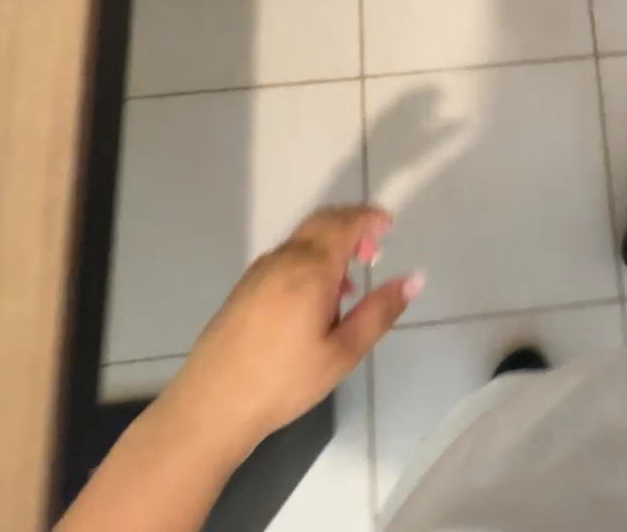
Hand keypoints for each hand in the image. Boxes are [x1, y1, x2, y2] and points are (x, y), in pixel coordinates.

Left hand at [149, 206, 422, 461]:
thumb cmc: (284, 382)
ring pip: (303, 239)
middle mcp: (284, 259)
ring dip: (331, 244)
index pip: (346, 223)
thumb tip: (416, 278)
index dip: (370, 218)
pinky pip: (287, 255)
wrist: (209, 408)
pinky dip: (310, 258)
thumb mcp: (343, 352)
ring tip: (348, 286)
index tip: (389, 226)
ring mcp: (260, 271)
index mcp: (311, 269)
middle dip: (353, 225)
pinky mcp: (245, 287)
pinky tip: (314, 300)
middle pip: (323, 221)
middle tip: (374, 251)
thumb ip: (380, 310)